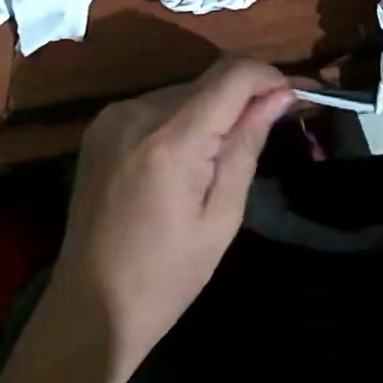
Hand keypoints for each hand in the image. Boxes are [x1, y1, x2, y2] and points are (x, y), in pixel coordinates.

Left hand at [48, 58, 294, 381]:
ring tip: (225, 151)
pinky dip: (184, 117)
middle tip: (271, 124)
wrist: (88, 306)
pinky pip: (158, 104)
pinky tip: (188, 155)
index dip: (269, 76)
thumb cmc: (166, 276)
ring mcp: (113, 117)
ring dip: (214, 107)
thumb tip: (280, 95)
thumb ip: (248, 145)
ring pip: (185, 90)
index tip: (293, 95)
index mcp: (171, 141)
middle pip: (208, 80)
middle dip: (245, 95)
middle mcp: (137, 113)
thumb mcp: (222, 216)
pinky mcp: (101, 126)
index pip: (232, 75)